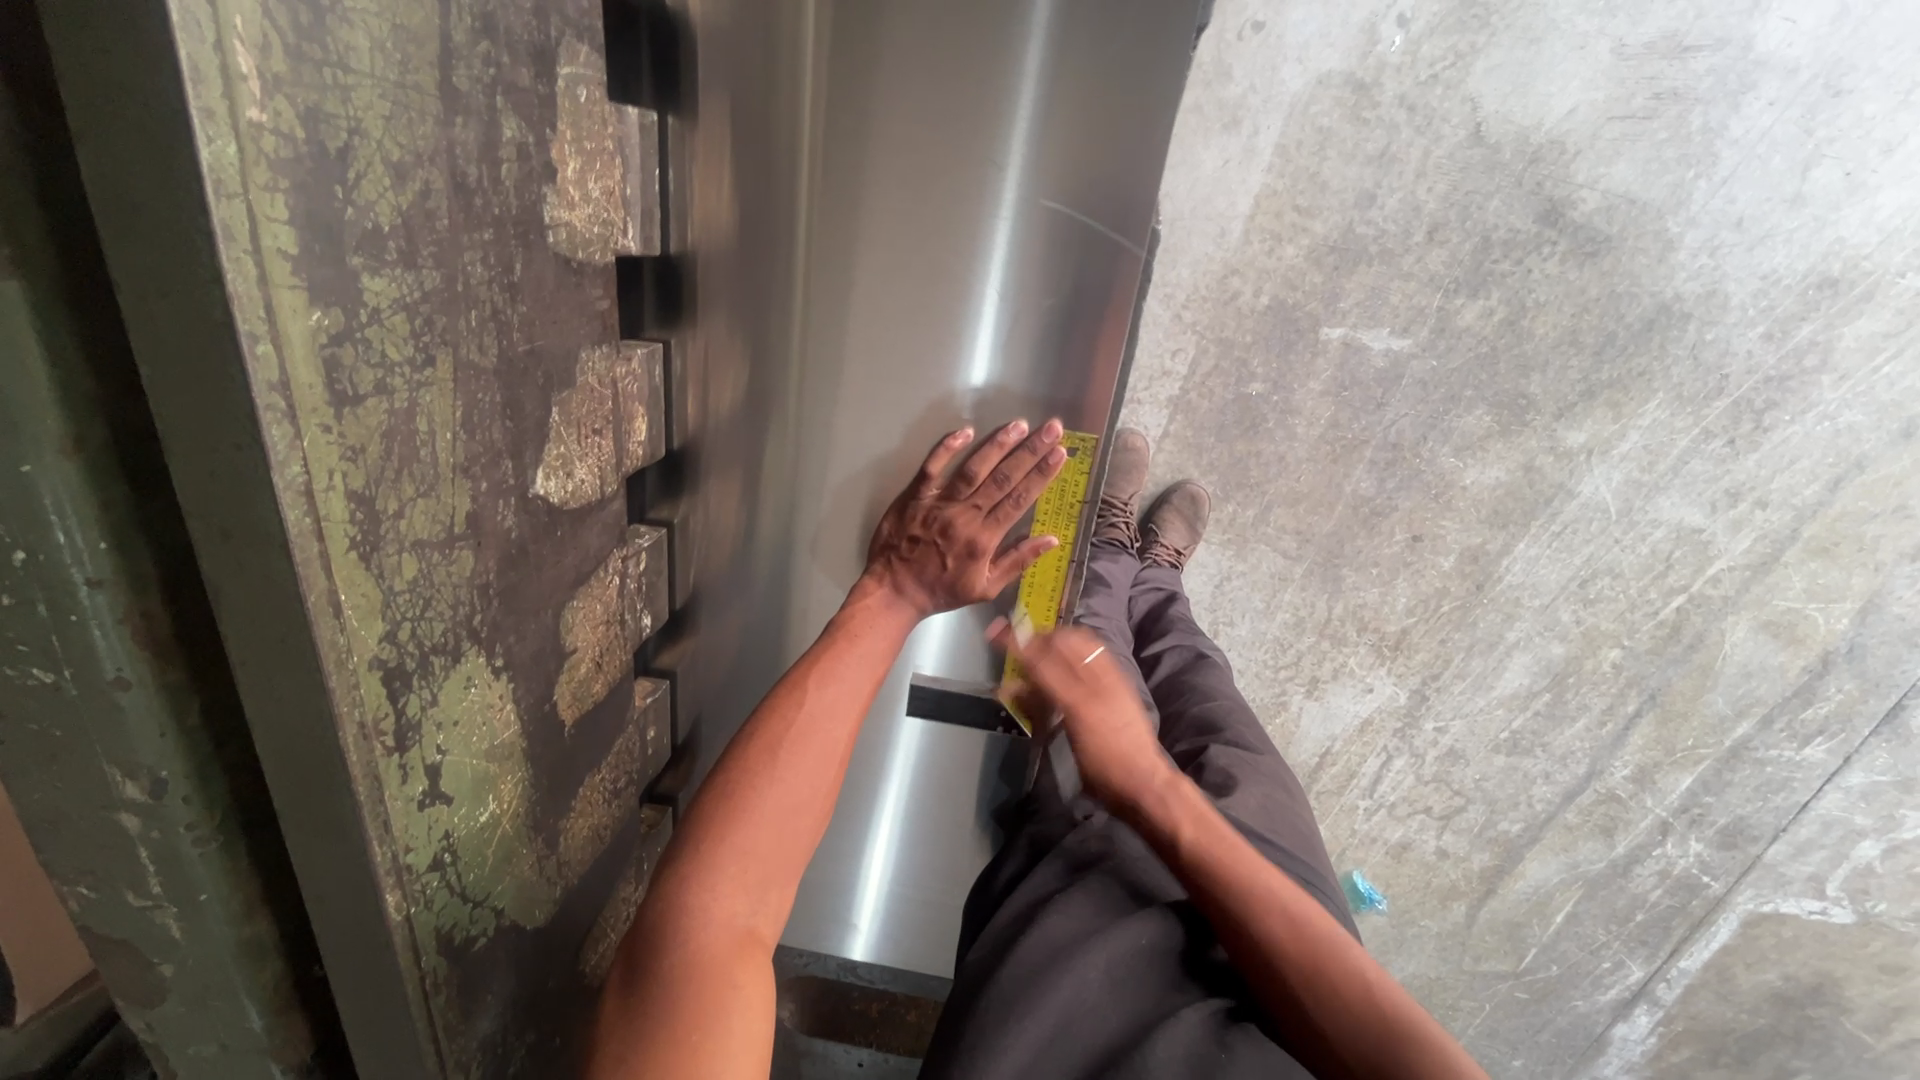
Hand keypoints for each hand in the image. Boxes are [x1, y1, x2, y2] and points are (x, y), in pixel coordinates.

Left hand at [861, 419, 1068, 619]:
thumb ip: (1017, 561)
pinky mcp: (915, 495)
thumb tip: (1051, 539)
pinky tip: (966, 431)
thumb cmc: (942, 591)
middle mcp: (965, 516)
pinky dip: (948, 447)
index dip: (1041, 475)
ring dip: (998, 444)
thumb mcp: (986, 588)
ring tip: (1020, 425)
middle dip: (1030, 451)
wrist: (894, 591)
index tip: (1059, 454)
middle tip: (1051, 428)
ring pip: (973, 468)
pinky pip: (932, 467)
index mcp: (984, 539)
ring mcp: (939, 503)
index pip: (1020, 500)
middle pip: (1003, 478)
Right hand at [990, 622, 1176, 808]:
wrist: (1142, 780)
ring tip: (1043, 643)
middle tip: (1019, 642)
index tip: (995, 632)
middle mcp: (1095, 683)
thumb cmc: (1096, 769)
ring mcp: (1112, 679)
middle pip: (1060, 642)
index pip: (1039, 661)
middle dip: (1036, 635)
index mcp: (1076, 703)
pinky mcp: (1123, 680)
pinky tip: (1070, 652)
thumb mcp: (1060, 742)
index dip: (1015, 643)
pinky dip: (1079, 642)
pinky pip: (1097, 649)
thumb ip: (1036, 709)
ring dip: (1057, 636)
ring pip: (1081, 640)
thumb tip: (1008, 687)